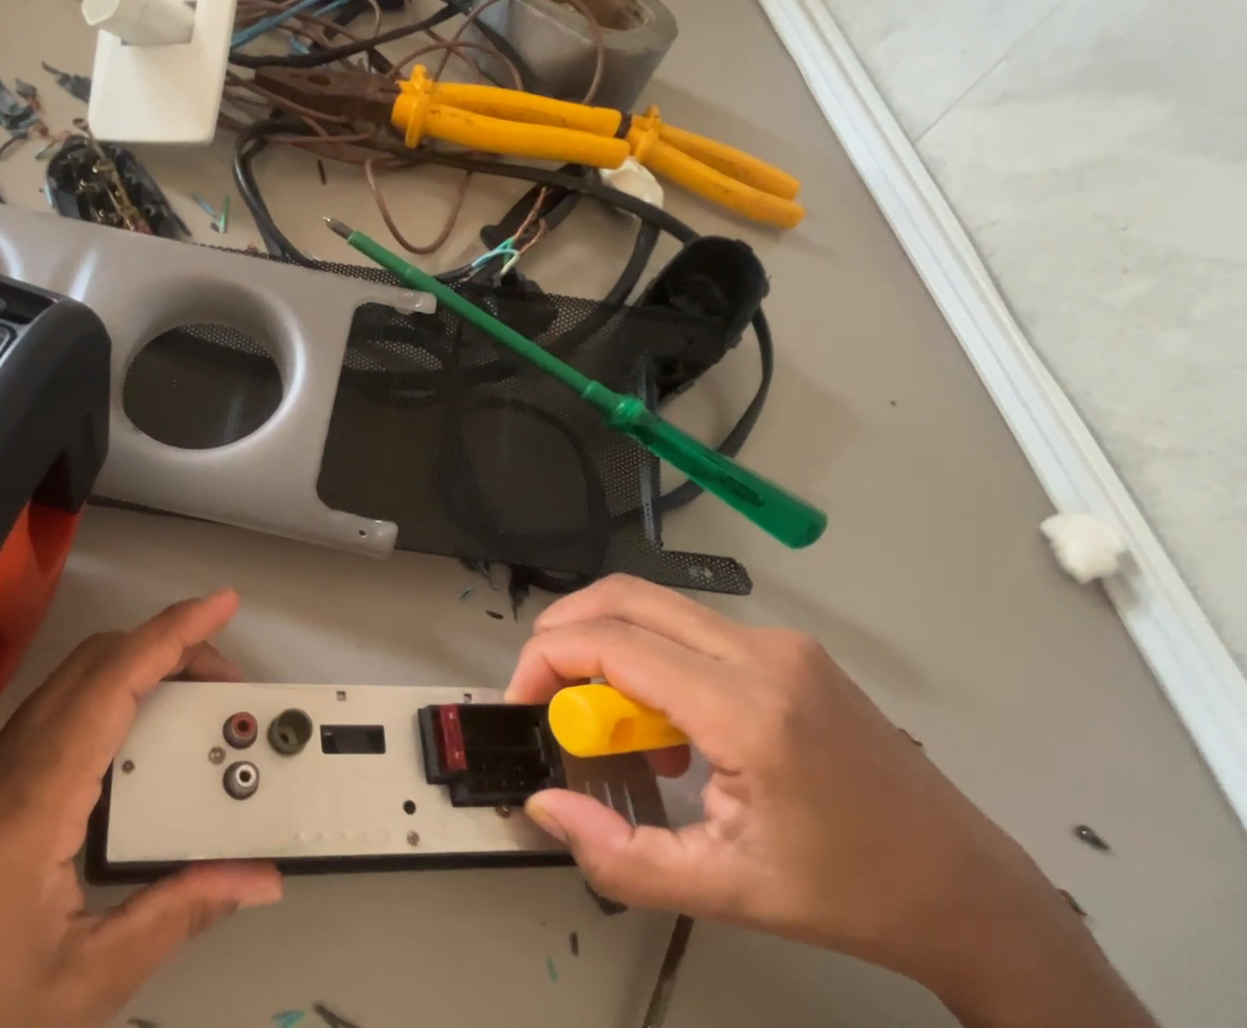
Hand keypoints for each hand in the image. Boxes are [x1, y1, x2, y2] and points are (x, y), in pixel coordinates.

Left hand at [0, 591, 281, 1027]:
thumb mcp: (90, 976)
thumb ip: (179, 913)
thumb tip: (257, 877)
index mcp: (34, 800)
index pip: (112, 683)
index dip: (172, 633)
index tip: (220, 605)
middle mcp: (5, 770)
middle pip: (91, 666)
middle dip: (165, 649)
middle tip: (226, 684)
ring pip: (68, 686)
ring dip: (134, 673)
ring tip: (193, 710)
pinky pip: (52, 720)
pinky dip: (105, 703)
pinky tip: (135, 748)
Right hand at [508, 576, 1153, 1027]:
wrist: (970, 890)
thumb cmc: (848, 894)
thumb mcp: (721, 889)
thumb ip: (615, 856)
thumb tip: (543, 805)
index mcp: (748, 709)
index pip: (612, 642)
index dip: (546, 662)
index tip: (522, 706)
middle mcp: (764, 654)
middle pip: (626, 598)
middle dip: (563, 635)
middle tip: (542, 695)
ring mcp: (783, 646)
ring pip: (656, 609)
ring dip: (607, 651)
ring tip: (609, 728)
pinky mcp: (791, 654)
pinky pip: (691, 632)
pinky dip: (650, 662)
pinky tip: (665, 730)